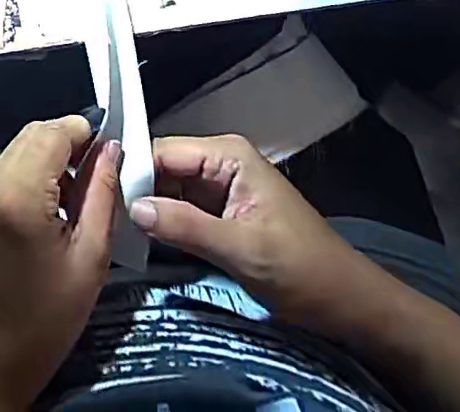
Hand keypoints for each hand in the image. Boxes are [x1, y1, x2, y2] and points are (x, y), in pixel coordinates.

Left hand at [0, 115, 121, 408]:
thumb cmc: (44, 317)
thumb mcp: (89, 258)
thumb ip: (101, 194)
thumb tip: (111, 150)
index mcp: (17, 194)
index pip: (52, 132)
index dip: (84, 129)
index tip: (111, 142)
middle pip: (34, 133)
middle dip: (69, 140)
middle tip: (102, 167)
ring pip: (21, 145)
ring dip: (53, 154)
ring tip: (83, 189)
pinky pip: (10, 164)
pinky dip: (36, 169)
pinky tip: (57, 200)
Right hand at [130, 134, 389, 335]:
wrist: (352, 307)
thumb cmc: (306, 272)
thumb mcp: (243, 250)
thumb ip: (186, 226)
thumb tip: (133, 207)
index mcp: (227, 155)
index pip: (162, 151)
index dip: (133, 173)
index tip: (108, 198)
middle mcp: (219, 160)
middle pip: (160, 167)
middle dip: (138, 191)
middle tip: (110, 217)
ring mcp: (218, 184)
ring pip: (166, 187)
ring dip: (148, 208)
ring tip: (121, 227)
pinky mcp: (217, 208)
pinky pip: (179, 206)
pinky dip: (163, 221)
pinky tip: (145, 236)